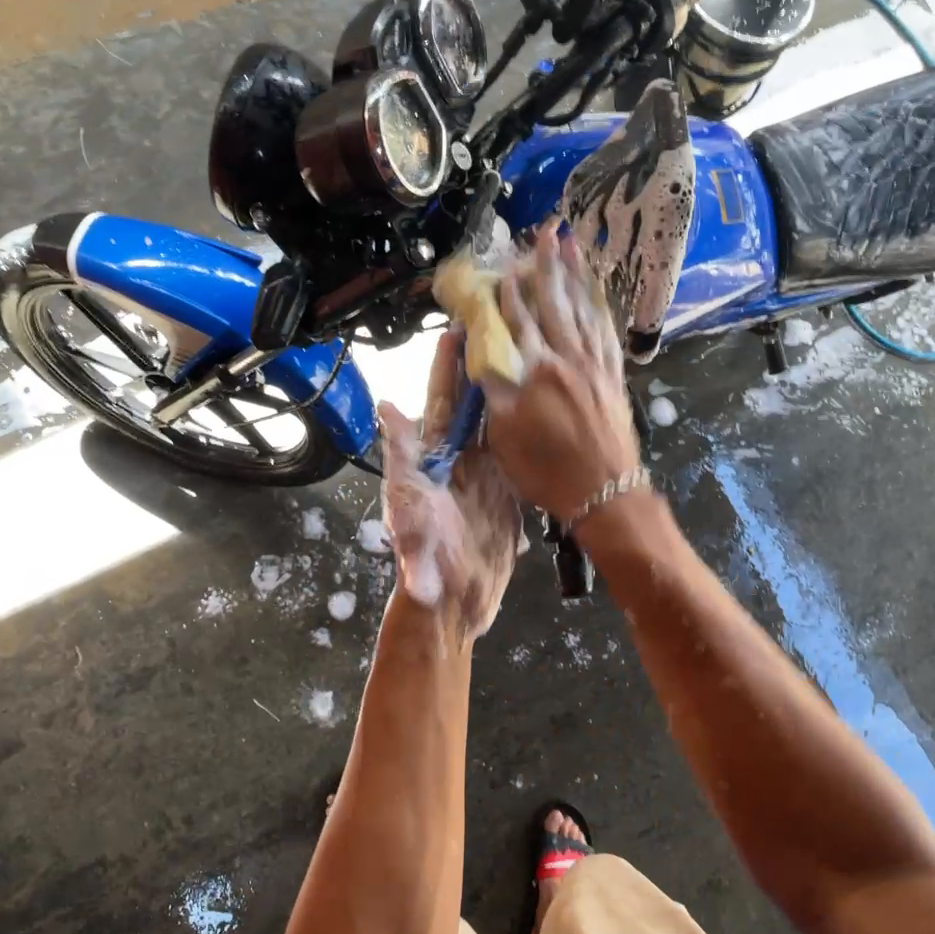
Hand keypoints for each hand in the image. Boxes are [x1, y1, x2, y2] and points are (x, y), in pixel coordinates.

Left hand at [378, 328, 524, 639]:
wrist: (453, 605)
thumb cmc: (425, 562)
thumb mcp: (409, 509)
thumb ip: (400, 460)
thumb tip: (386, 406)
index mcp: (432, 460)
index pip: (442, 403)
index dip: (446, 367)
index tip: (457, 328)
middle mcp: (459, 463)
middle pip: (473, 407)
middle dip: (484, 368)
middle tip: (502, 329)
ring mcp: (486, 481)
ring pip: (499, 429)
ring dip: (509, 396)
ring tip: (530, 360)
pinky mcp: (508, 501)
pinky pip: (519, 460)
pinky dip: (530, 436)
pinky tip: (547, 415)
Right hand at [482, 229, 640, 521]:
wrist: (604, 491)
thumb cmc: (547, 471)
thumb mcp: (505, 435)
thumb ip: (495, 391)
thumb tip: (484, 358)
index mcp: (535, 370)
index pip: (517, 321)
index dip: (509, 293)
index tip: (503, 267)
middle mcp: (566, 357)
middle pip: (554, 302)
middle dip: (547, 266)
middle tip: (545, 231)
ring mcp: (595, 364)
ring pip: (583, 307)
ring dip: (576, 274)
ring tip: (571, 244)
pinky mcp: (613, 375)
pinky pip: (605, 329)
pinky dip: (599, 305)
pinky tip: (596, 291)